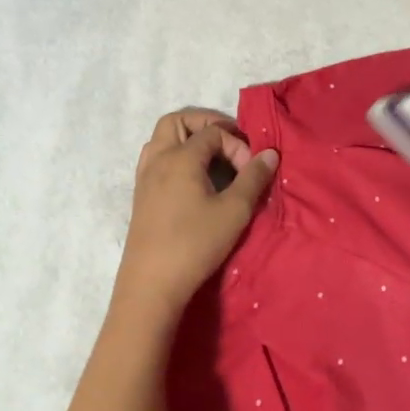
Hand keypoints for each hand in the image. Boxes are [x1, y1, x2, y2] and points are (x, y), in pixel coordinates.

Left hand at [117, 108, 279, 308]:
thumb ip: (253, 177)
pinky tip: (191, 181)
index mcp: (180, 158)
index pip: (213, 132)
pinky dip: (174, 157)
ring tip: (209, 159)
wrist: (151, 288)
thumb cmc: (194, 244)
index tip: (249, 171)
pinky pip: (154, 160)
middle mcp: (158, 160)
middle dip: (204, 124)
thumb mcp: (234, 211)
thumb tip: (270, 153)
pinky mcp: (140, 198)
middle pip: (176, 122)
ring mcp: (144, 179)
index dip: (236, 145)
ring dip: (186, 139)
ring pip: (161, 140)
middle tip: (227, 143)